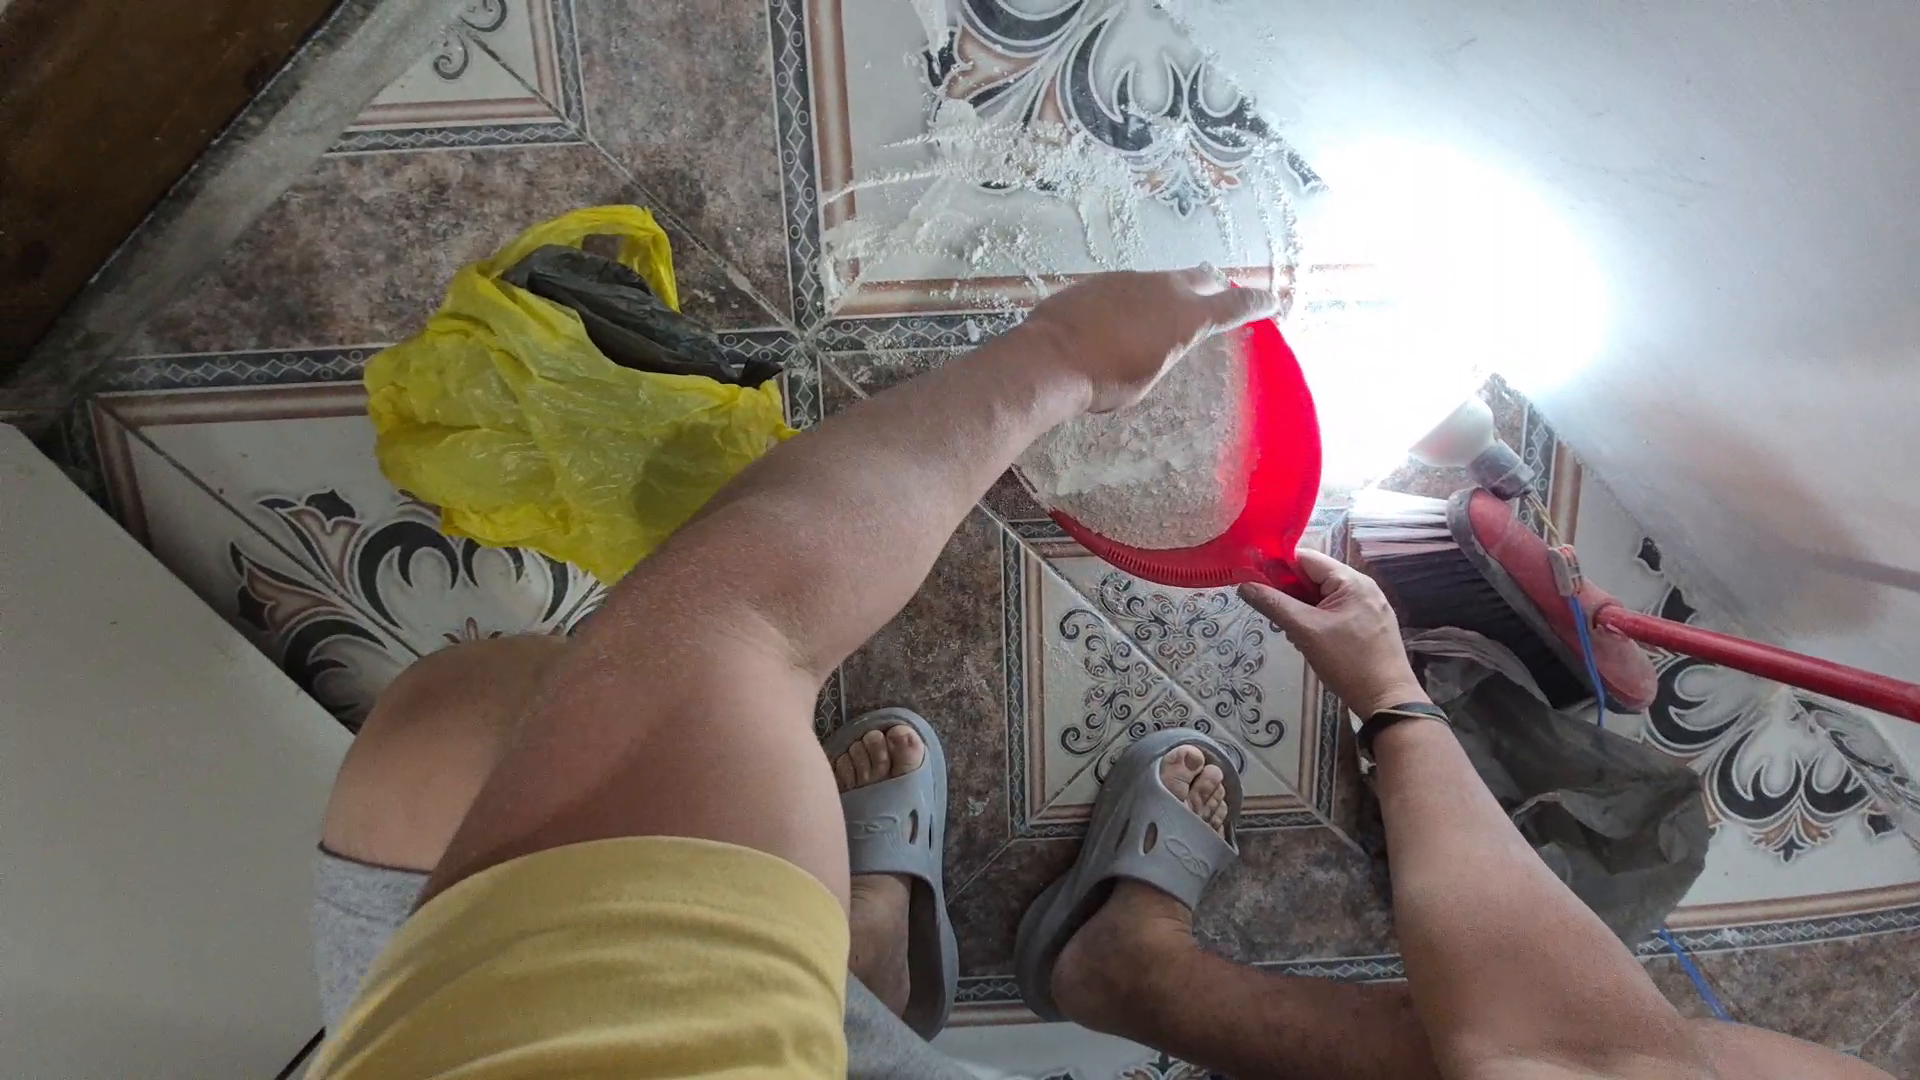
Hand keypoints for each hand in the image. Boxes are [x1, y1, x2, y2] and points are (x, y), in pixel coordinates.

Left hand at [1017, 266, 1280, 413]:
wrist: (1052, 357)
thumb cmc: (1104, 381)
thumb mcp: (1146, 378)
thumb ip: (1163, 352)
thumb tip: (1160, 340)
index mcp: (1187, 318)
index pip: (1235, 306)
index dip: (1255, 304)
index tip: (1271, 301)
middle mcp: (1165, 289)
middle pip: (1201, 279)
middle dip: (1214, 286)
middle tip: (1219, 293)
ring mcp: (1131, 280)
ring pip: (1163, 280)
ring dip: (1171, 290)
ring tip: (1169, 303)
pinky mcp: (1101, 280)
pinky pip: (1130, 286)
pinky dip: (1136, 297)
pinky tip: (1123, 312)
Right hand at [1238, 550, 1429, 717]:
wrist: (1387, 700)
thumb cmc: (1347, 661)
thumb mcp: (1305, 631)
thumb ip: (1273, 604)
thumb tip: (1244, 585)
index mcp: (1351, 581)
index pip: (1305, 558)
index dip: (1276, 565)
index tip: (1253, 579)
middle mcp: (1362, 587)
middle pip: (1313, 576)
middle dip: (1288, 591)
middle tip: (1271, 611)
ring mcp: (1367, 606)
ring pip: (1320, 595)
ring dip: (1300, 608)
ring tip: (1292, 631)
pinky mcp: (1367, 623)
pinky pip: (1332, 610)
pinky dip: (1314, 619)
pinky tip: (1307, 639)